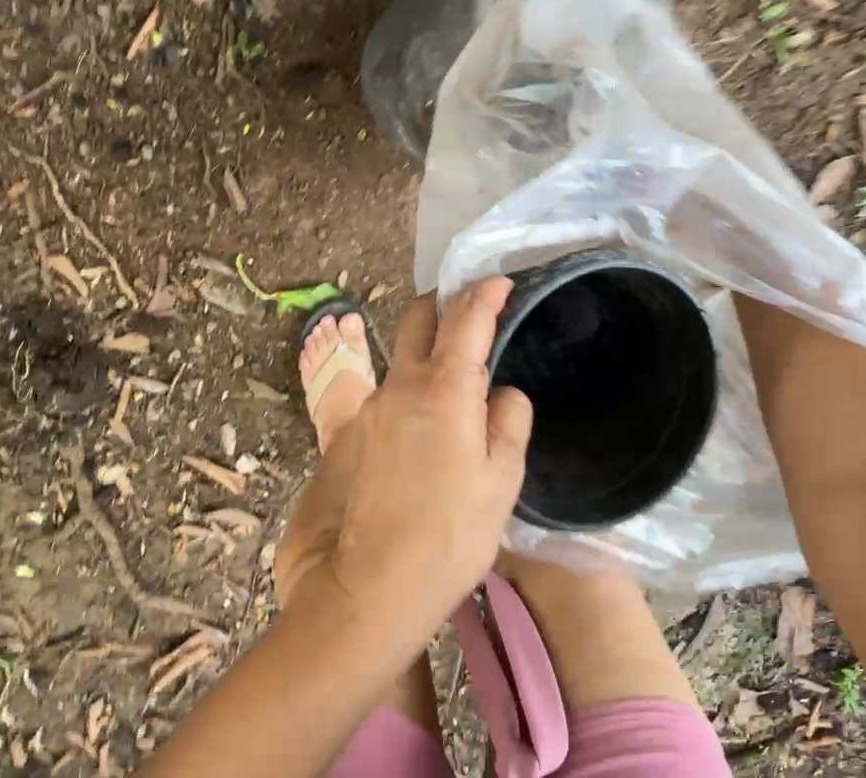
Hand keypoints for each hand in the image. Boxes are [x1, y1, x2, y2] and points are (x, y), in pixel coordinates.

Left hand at [327, 278, 533, 633]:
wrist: (374, 584)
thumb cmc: (452, 534)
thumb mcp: (502, 479)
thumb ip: (509, 420)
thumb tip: (502, 393)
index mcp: (445, 389)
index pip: (466, 318)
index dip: (486, 292)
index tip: (503, 282)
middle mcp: (401, 385)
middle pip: (418, 318)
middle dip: (445, 301)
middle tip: (473, 306)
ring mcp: (372, 406)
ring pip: (402, 355)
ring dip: (428, 345)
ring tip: (460, 368)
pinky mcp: (356, 431)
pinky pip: (391, 390)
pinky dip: (415, 383)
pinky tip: (433, 417)